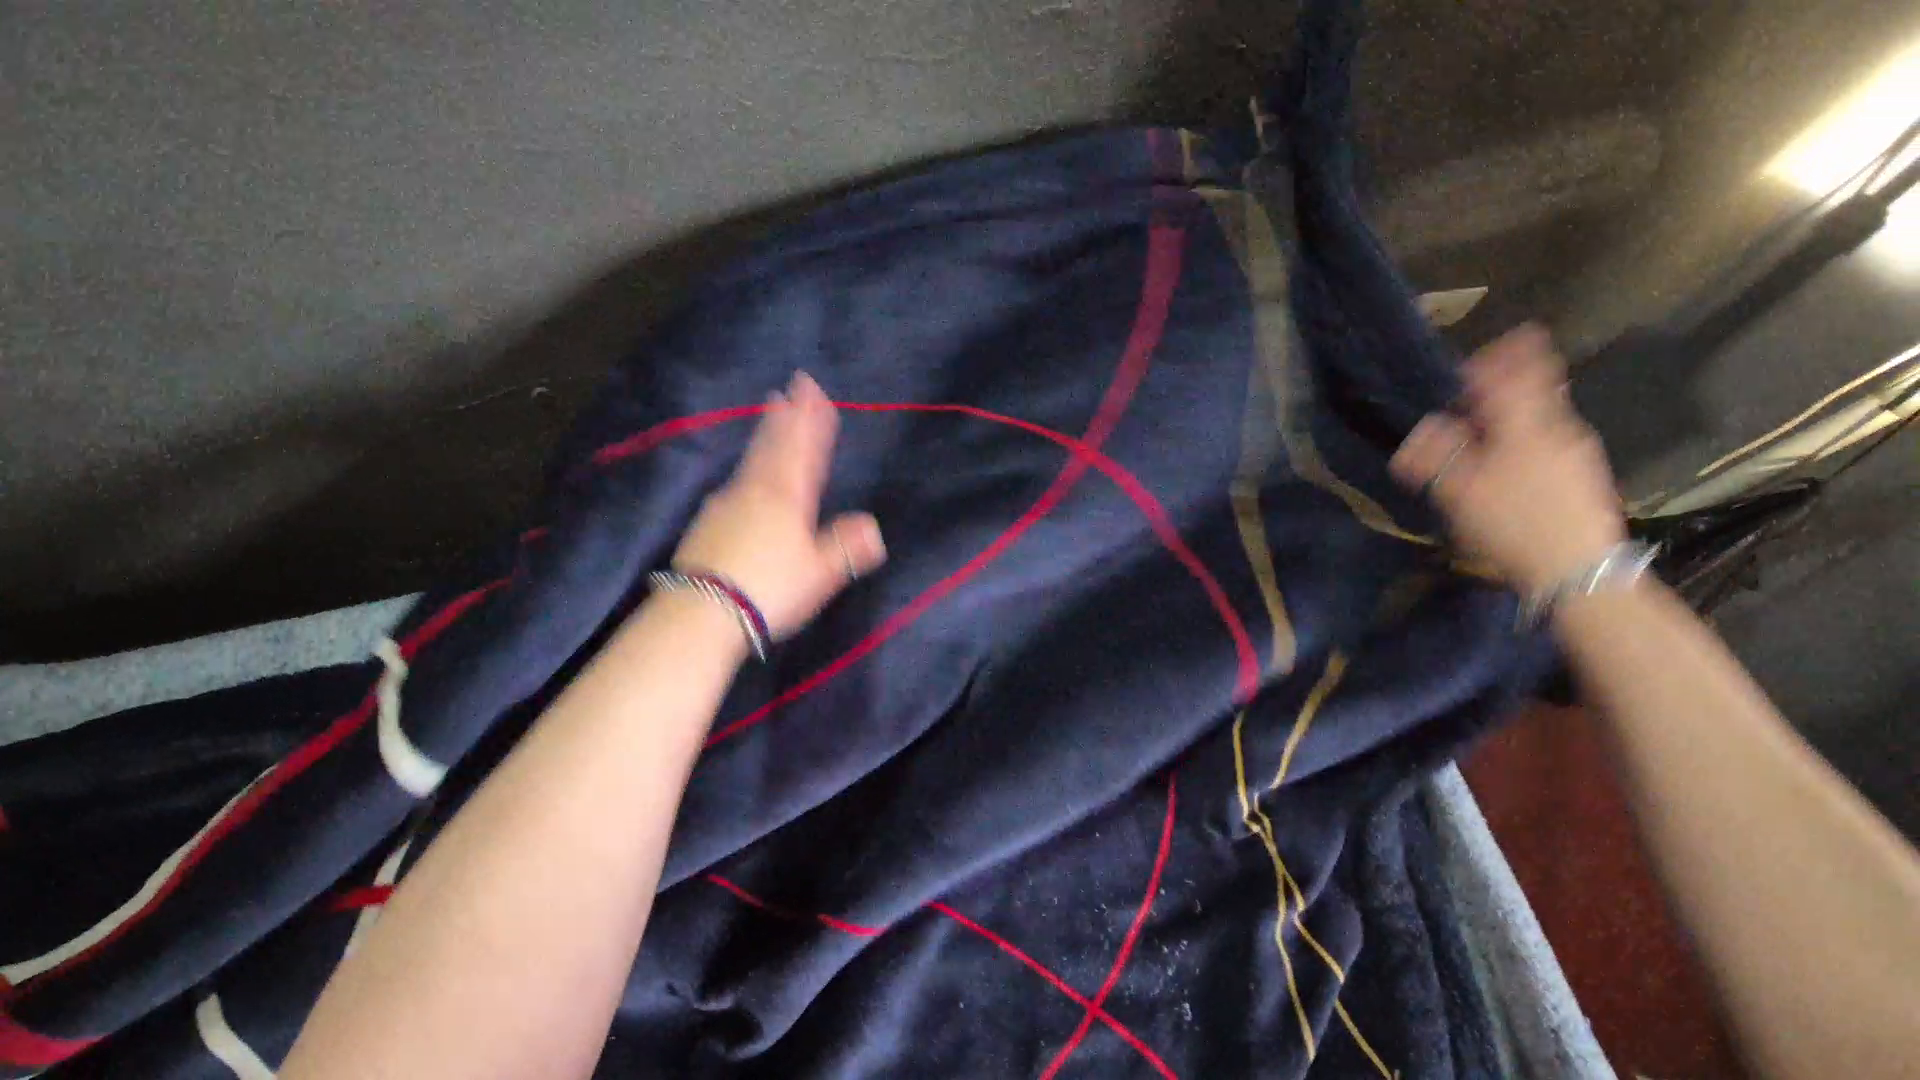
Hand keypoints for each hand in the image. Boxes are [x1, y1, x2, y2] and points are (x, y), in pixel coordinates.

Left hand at [671, 372, 886, 638]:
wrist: (701, 612)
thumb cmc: (769, 590)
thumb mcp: (820, 574)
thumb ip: (846, 547)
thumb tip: (873, 527)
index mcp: (789, 498)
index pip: (805, 451)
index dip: (812, 421)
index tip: (815, 392)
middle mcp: (757, 491)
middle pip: (775, 446)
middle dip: (787, 416)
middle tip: (791, 386)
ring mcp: (727, 504)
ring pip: (752, 460)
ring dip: (765, 434)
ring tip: (770, 413)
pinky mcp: (707, 523)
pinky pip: (735, 482)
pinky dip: (747, 468)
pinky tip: (742, 477)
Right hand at [1390, 324, 1625, 593]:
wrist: (1581, 571)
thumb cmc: (1514, 524)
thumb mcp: (1460, 492)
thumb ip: (1436, 455)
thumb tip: (1420, 429)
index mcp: (1524, 423)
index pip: (1516, 370)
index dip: (1499, 356)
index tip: (1483, 355)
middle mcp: (1559, 427)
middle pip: (1537, 389)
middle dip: (1510, 383)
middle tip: (1484, 389)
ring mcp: (1579, 452)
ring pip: (1545, 417)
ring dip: (1518, 416)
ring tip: (1491, 433)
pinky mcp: (1587, 477)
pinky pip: (1554, 442)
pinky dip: (1531, 440)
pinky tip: (1516, 467)